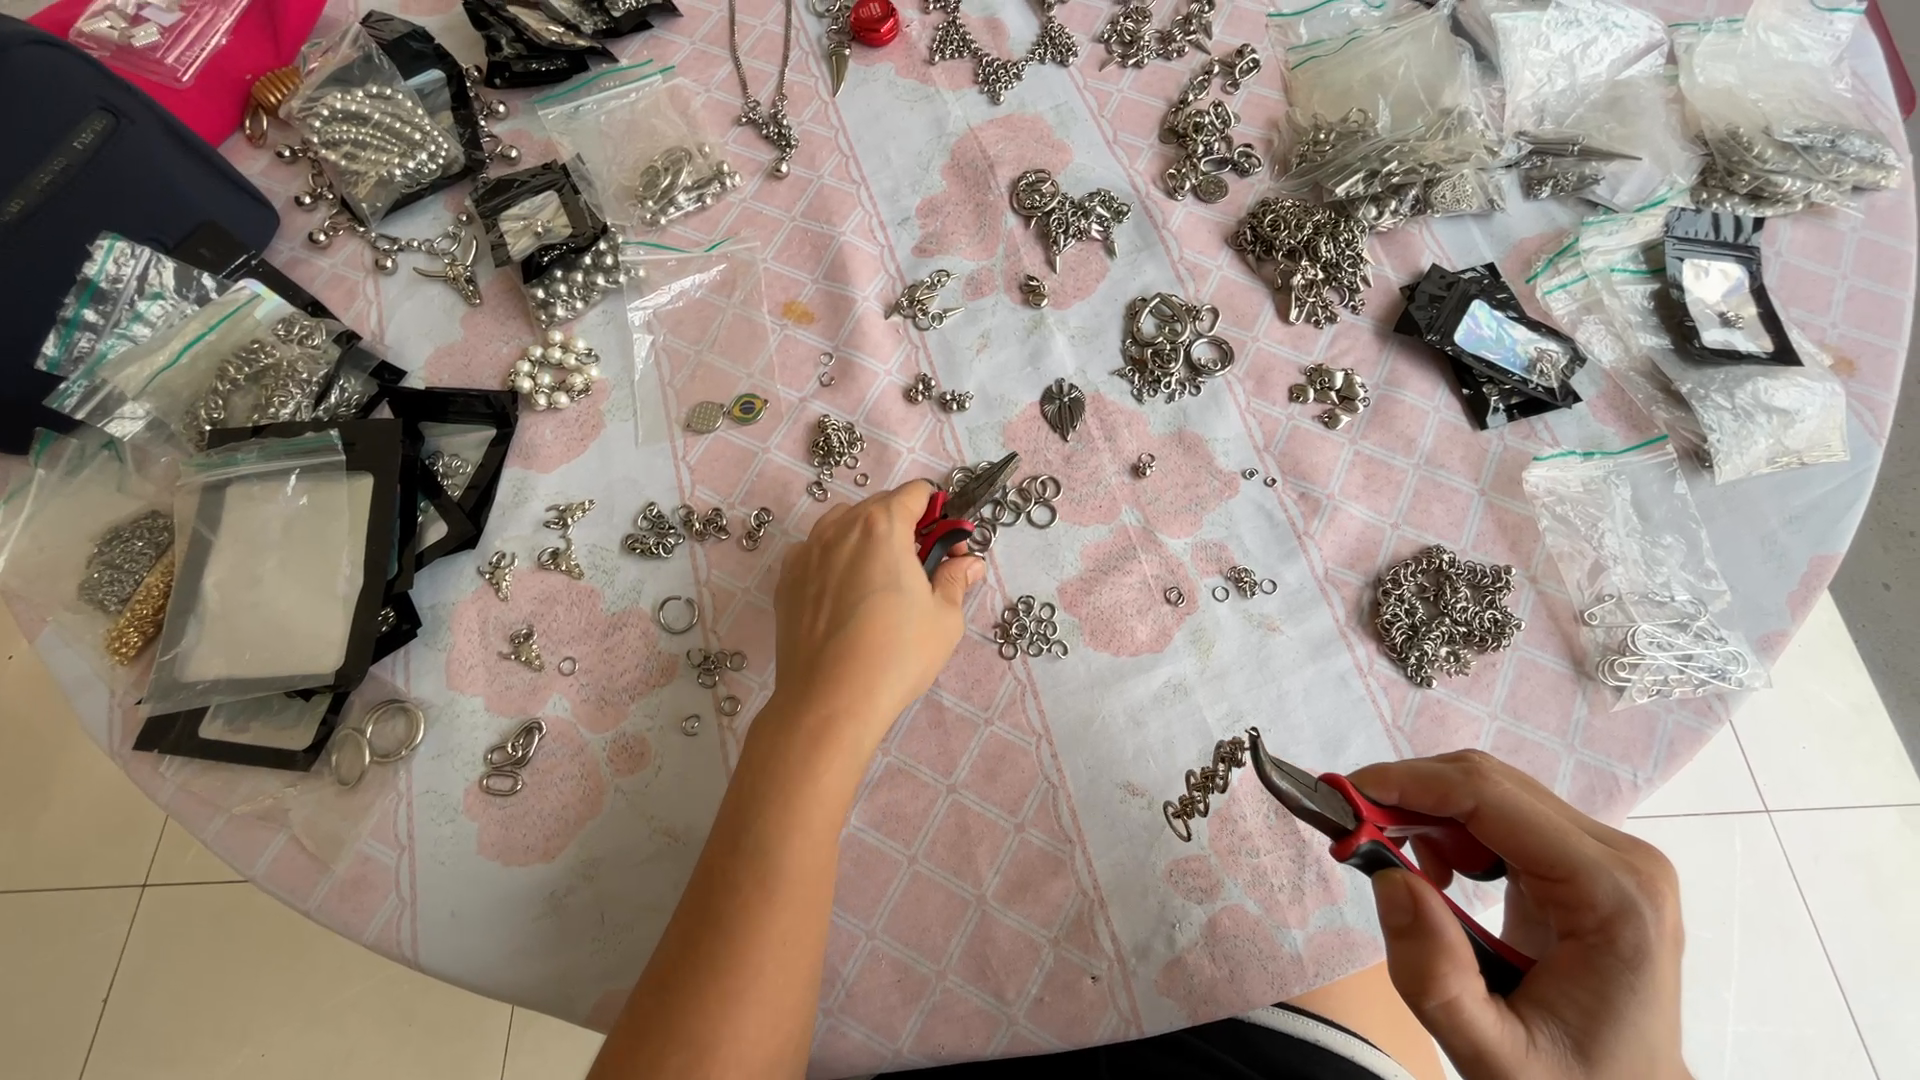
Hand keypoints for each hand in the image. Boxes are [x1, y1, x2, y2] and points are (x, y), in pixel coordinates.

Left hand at [768, 480, 983, 753]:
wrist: (829, 700)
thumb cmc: (896, 655)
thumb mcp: (944, 619)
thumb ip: (956, 580)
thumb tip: (968, 563)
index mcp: (883, 526)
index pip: (916, 492)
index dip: (940, 514)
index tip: (949, 550)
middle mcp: (840, 527)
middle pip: (881, 506)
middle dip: (907, 527)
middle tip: (922, 571)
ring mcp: (807, 551)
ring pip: (845, 526)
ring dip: (869, 540)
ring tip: (882, 583)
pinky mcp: (787, 579)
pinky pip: (818, 552)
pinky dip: (837, 561)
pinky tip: (847, 598)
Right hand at [1349, 751, 1688, 1079]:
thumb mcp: (1493, 1056)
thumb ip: (1435, 976)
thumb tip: (1390, 877)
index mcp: (1613, 895)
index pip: (1491, 797)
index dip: (1409, 784)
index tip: (1340, 798)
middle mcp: (1620, 858)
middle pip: (1487, 783)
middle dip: (1407, 795)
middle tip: (1351, 832)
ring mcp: (1606, 855)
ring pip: (1487, 790)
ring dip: (1424, 812)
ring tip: (1396, 866)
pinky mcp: (1585, 861)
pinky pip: (1498, 814)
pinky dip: (1447, 828)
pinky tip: (1438, 875)